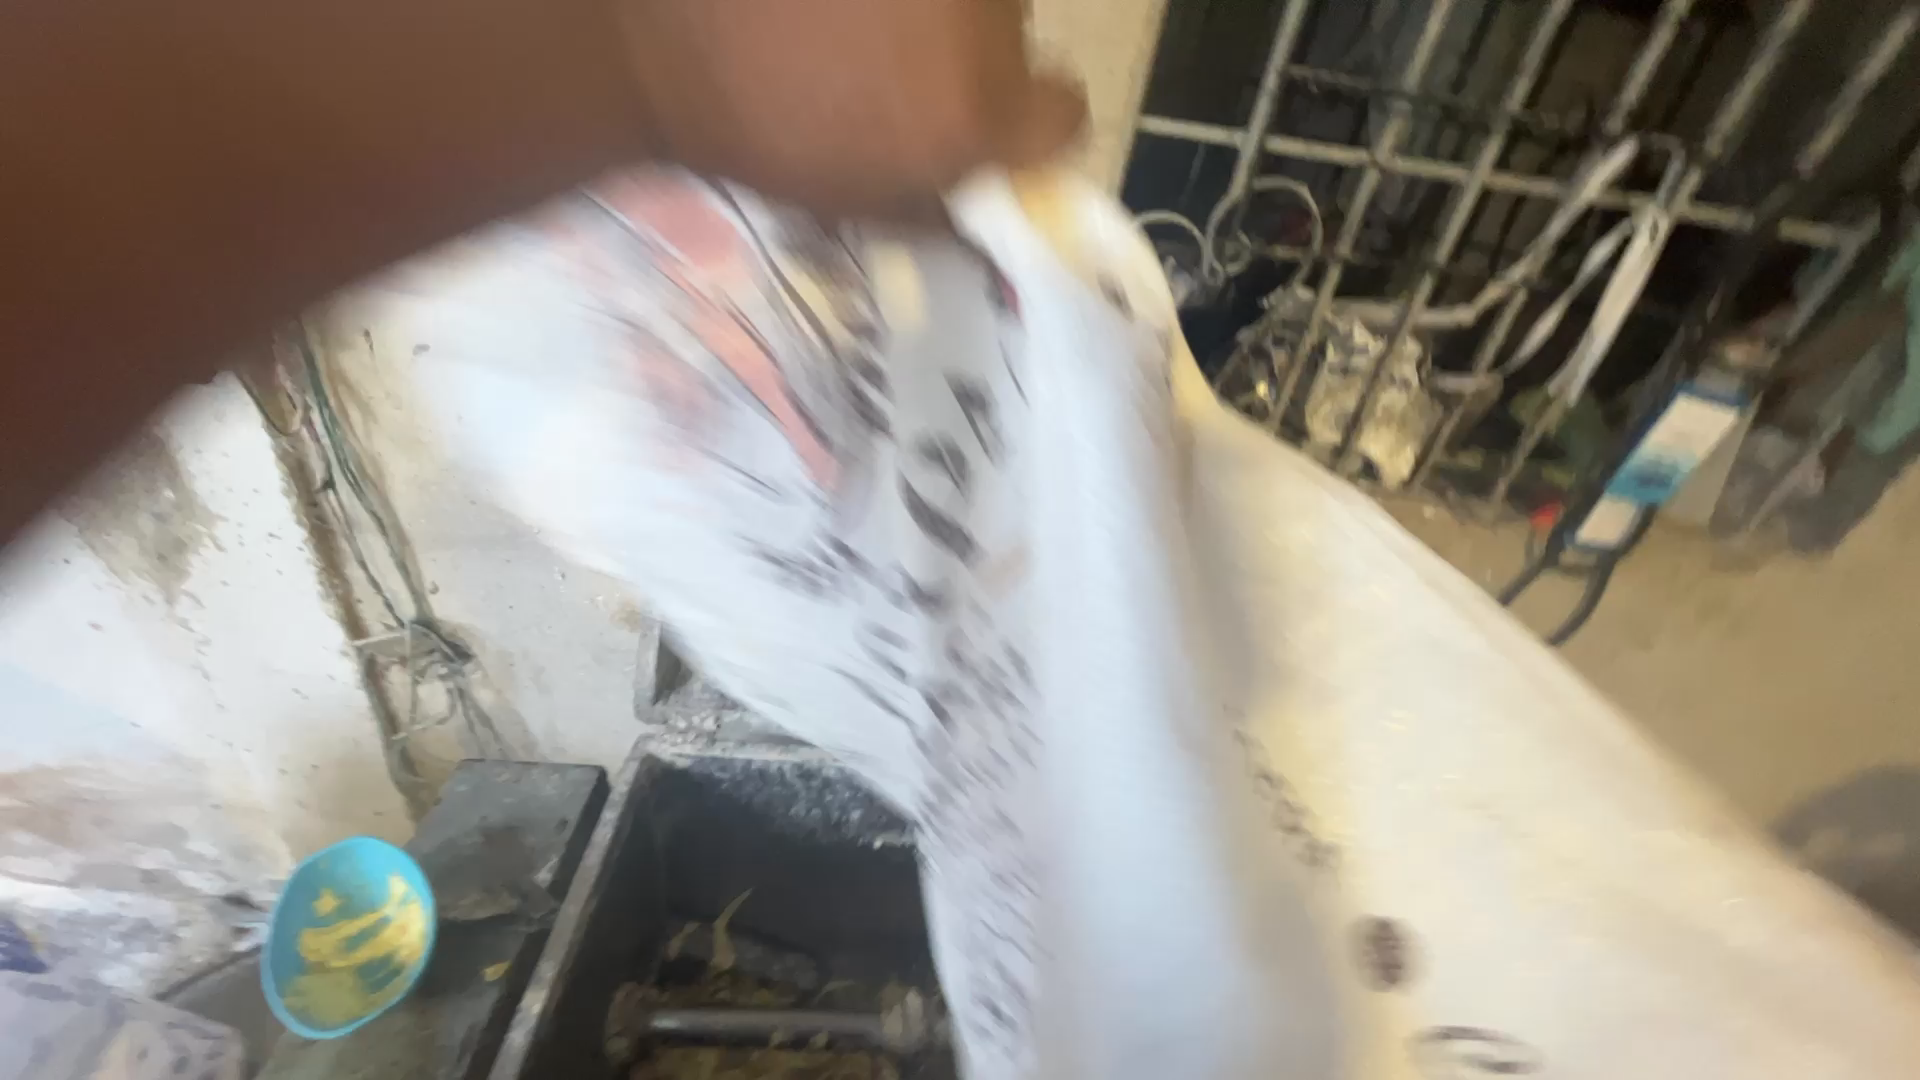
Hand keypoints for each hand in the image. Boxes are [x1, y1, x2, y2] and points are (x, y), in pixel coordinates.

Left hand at [618, 0, 1087, 217]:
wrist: (658, 30)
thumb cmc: (759, 134)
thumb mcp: (861, 204)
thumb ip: (940, 209)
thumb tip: (982, 216)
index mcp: (974, 115)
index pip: (1066, 119)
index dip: (1033, 128)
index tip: (995, 129)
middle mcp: (986, 20)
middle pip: (1018, 42)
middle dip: (974, 60)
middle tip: (902, 68)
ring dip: (942, 8)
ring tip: (861, 16)